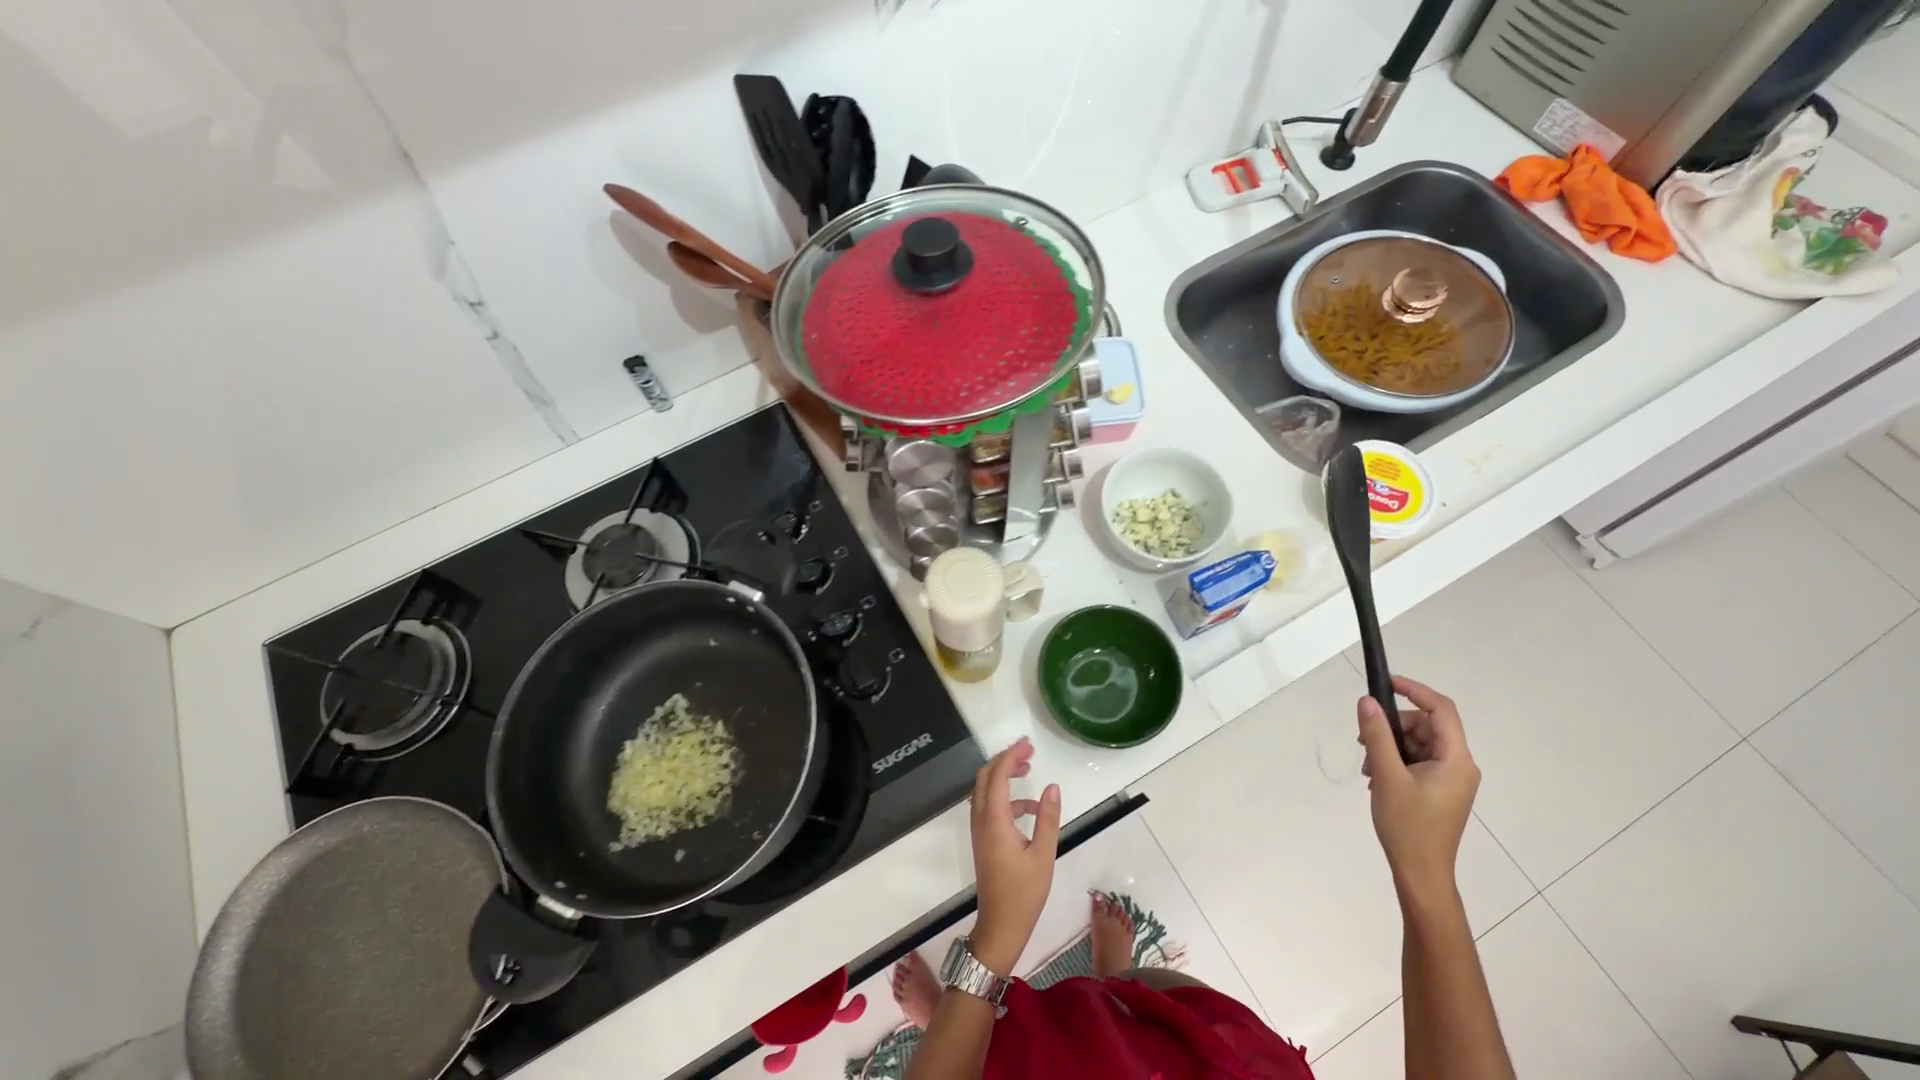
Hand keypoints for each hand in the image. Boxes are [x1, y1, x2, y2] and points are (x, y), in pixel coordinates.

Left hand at [968, 737, 1061, 975]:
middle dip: (1004, 760)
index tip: (1029, 745)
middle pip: (985, 778)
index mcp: (994, 821)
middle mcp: (981, 821)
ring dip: (1003, 776)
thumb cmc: (1024, 892)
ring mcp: (980, 831)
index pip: (997, 777)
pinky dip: (1007, 798)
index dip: (1011, 756)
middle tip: (1028, 753)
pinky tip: (1030, 808)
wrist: (1001, 925)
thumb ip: (1047, 817)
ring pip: (984, 791)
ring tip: (1029, 770)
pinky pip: (990, 807)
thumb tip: (1052, 786)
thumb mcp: (1043, 854)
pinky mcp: (984, 840)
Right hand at [1357, 676, 1480, 901]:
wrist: (1421, 874)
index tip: (1386, 682)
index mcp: (1456, 759)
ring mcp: (1452, 780)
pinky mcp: (1440, 791)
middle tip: (1364, 741)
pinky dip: (1396, 762)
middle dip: (1394, 727)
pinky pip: (1418, 762)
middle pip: (1427, 727)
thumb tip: (1367, 701)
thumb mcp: (1386, 776)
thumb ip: (1377, 736)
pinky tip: (1378, 778)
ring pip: (1419, 745)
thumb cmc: (1408, 826)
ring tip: (1369, 768)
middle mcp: (1460, 765)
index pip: (1441, 710)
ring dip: (1391, 747)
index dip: (1415, 690)